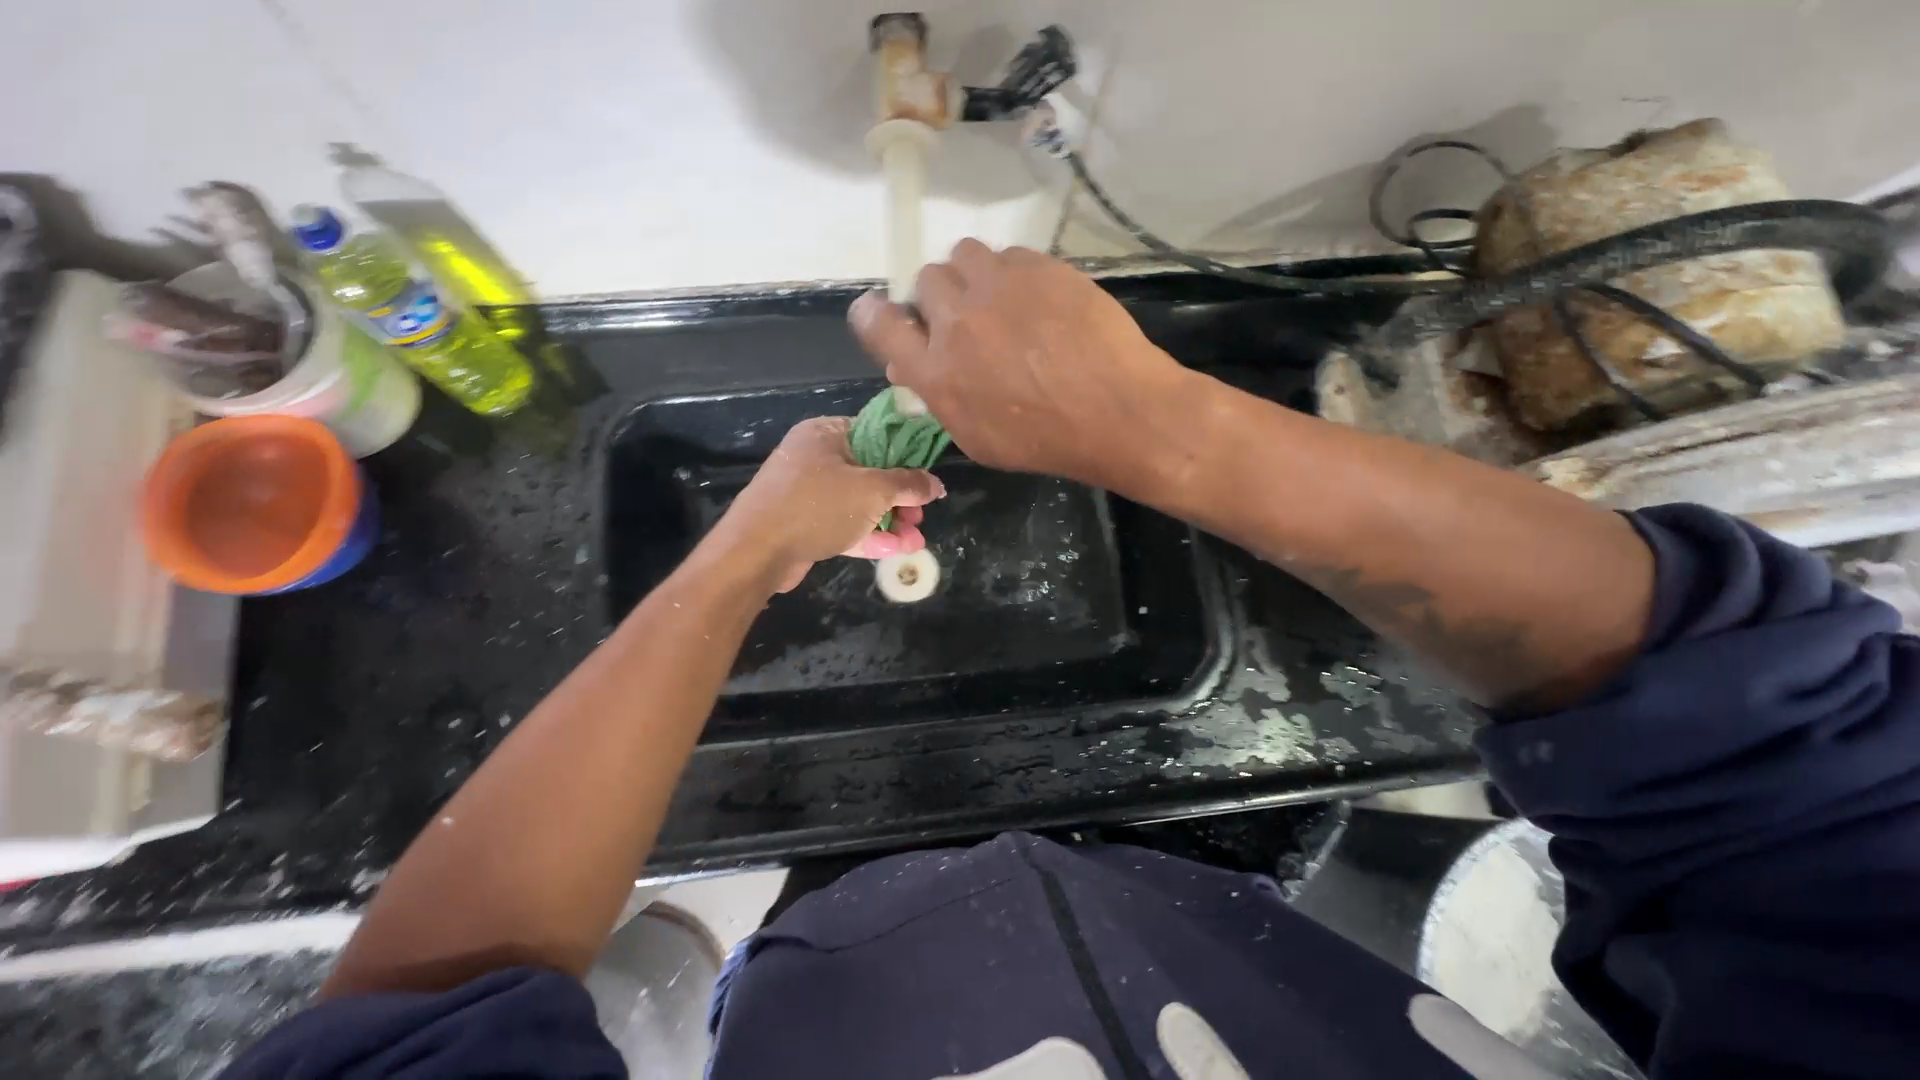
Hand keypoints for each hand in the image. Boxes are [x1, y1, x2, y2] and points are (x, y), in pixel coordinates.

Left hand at [710, 416, 945, 592]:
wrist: (755, 552)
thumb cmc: (816, 507)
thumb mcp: (871, 491)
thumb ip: (907, 484)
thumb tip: (935, 484)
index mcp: (825, 434)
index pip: (875, 433)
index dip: (906, 453)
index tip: (928, 473)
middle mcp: (814, 458)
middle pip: (869, 472)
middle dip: (900, 497)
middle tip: (922, 514)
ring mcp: (807, 493)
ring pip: (858, 503)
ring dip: (889, 520)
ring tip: (917, 539)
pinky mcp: (803, 524)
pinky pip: (843, 524)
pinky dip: (869, 535)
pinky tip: (897, 550)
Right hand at [847, 239, 1193, 491]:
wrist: (1116, 410)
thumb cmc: (1044, 439)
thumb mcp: (976, 437)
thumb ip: (937, 396)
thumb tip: (908, 364)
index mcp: (936, 371)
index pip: (879, 324)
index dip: (874, 313)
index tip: (880, 310)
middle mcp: (957, 321)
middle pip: (925, 280)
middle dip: (939, 297)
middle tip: (967, 317)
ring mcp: (999, 287)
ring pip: (964, 254)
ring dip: (973, 274)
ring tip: (1000, 299)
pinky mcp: (1038, 267)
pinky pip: (1009, 255)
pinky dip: (1014, 273)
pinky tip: (1038, 299)